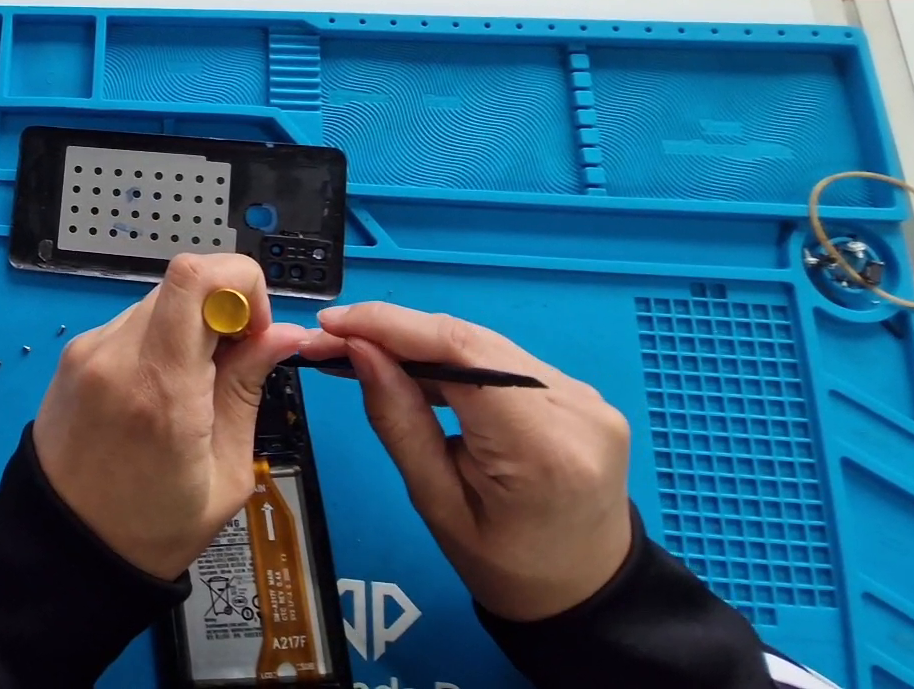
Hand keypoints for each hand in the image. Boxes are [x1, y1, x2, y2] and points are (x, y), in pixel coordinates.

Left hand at [33, 254, 309, 579]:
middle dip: (223, 306)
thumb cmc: (150, 527)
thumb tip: (284, 333)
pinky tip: (164, 387)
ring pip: (158, 299)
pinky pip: (132, 322)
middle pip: (181, 282)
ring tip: (198, 383)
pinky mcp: (76, 352)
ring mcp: (89, 349)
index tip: (256, 329)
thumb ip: (248, 390)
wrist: (62, 543)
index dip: (241, 283)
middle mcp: (117, 354)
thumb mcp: (225, 474)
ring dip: (192, 324)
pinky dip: (161, 338)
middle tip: (235, 361)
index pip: (196, 278)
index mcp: (160, 388)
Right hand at [302, 303, 631, 621]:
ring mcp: (581, 394)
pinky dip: (443, 353)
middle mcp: (573, 406)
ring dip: (412, 339)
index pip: (458, 353)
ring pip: (477, 340)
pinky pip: (494, 356)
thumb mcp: (434, 501)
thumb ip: (397, 420)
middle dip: (390, 329)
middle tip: (329, 337)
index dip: (389, 325)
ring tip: (356, 348)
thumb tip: (359, 350)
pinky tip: (405, 363)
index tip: (331, 323)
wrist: (584, 590)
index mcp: (541, 446)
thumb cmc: (504, 564)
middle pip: (466, 338)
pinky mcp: (574, 390)